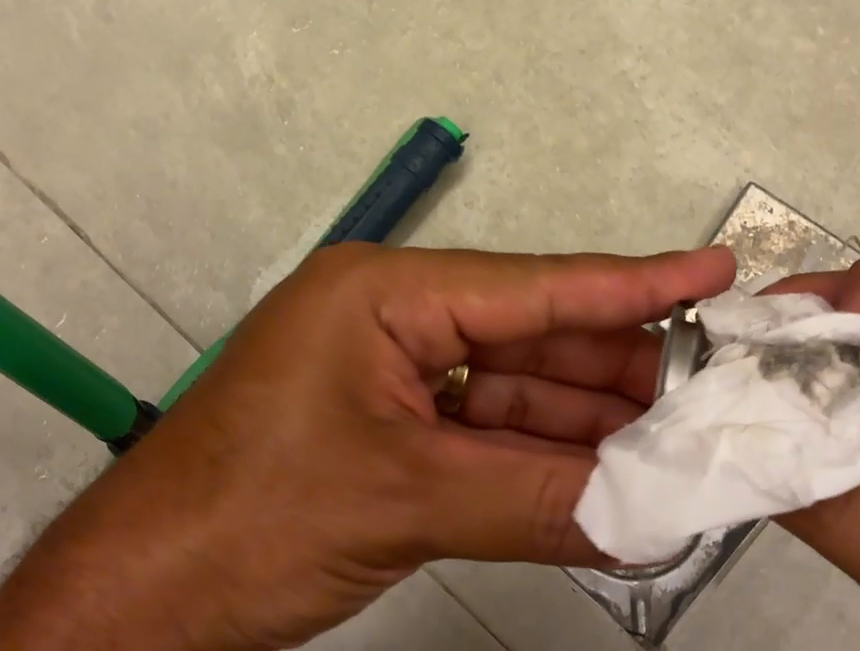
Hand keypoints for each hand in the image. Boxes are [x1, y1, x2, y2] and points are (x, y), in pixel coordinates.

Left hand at [0, 242, 736, 650]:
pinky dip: (540, 455)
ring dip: (586, 418)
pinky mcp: (385, 424)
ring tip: (680, 434)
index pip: (531, 285)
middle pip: (528, 334)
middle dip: (618, 365)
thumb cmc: (250, 515)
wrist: (144, 591)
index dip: (631, 281)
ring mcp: (388, 371)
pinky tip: (606, 474)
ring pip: (511, 387)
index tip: (713, 269)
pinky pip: (481, 430)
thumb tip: (655, 513)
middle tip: (715, 384)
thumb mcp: (403, 499)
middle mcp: (390, 315)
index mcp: (383, 292)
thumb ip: (538, 501)